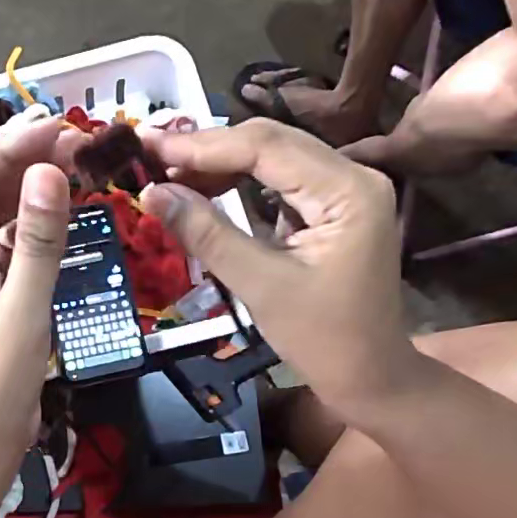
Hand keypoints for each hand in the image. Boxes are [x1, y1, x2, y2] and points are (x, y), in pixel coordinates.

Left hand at [0, 110, 71, 511]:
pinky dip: (39, 225)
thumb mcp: (19, 313)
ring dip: (33, 190)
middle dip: (22, 163)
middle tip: (75, 142)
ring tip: (78, 164)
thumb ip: (39, 242)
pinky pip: (14, 243)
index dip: (1, 149)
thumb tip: (52, 172)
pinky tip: (68, 206)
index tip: (51, 129)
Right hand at [140, 121, 423, 409]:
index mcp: (348, 190)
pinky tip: (205, 187)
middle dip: (208, 149)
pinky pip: (280, 179)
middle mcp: (354, 176)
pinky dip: (240, 181)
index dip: (202, 146)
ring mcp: (347, 189)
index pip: (265, 147)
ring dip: (220, 164)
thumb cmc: (321, 338)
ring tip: (170, 173)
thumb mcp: (259, 285)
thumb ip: (206, 233)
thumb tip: (152, 192)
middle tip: (151, 154)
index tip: (149, 145)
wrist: (368, 375)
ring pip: (273, 157)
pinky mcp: (334, 205)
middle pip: (270, 143)